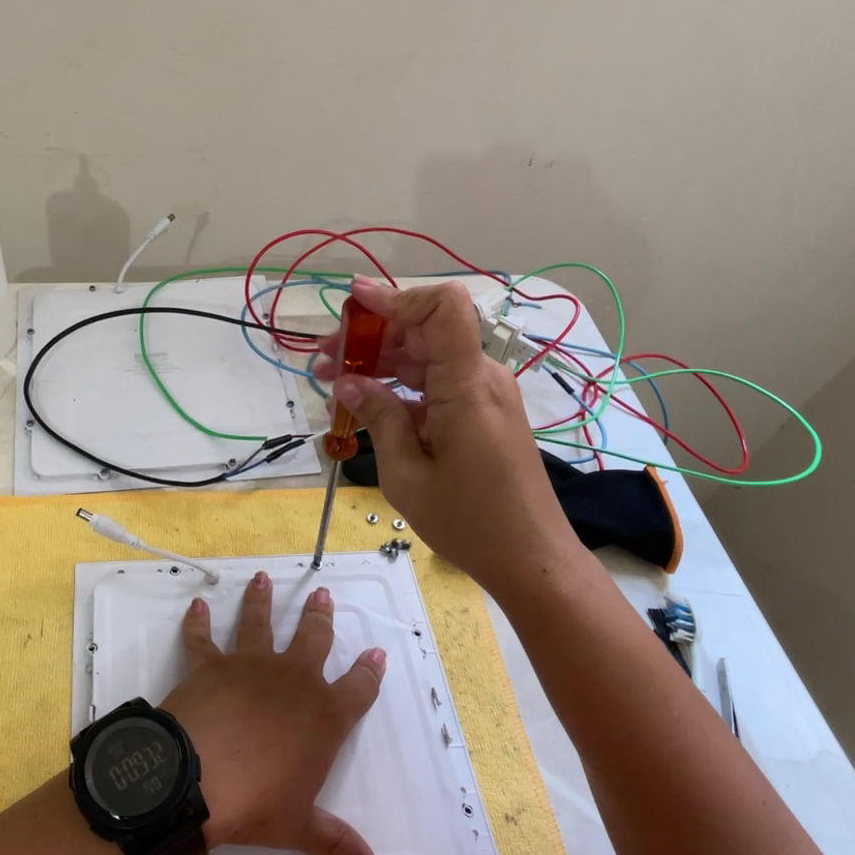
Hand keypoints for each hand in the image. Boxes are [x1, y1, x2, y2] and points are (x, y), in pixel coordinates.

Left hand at [161, 572, 385, 854]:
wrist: (199, 777)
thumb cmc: (257, 802)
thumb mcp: (300, 827)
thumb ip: (336, 846)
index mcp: (324, 716)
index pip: (358, 689)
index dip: (369, 672)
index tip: (377, 652)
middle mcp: (292, 680)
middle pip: (313, 640)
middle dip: (320, 618)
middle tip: (323, 596)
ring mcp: (249, 666)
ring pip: (259, 623)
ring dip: (261, 600)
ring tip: (263, 578)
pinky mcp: (209, 665)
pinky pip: (202, 638)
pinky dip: (198, 622)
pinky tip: (196, 605)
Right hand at [312, 277, 582, 595]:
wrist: (530, 558)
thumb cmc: (467, 522)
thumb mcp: (406, 475)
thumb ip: (379, 419)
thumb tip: (349, 382)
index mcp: (466, 386)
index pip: (442, 308)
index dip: (397, 296)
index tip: (353, 304)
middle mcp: (481, 379)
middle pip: (425, 332)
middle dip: (372, 338)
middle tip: (324, 362)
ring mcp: (486, 396)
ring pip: (429, 359)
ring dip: (382, 365)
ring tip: (335, 386)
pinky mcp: (485, 415)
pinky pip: (440, 385)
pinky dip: (403, 389)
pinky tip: (370, 408)